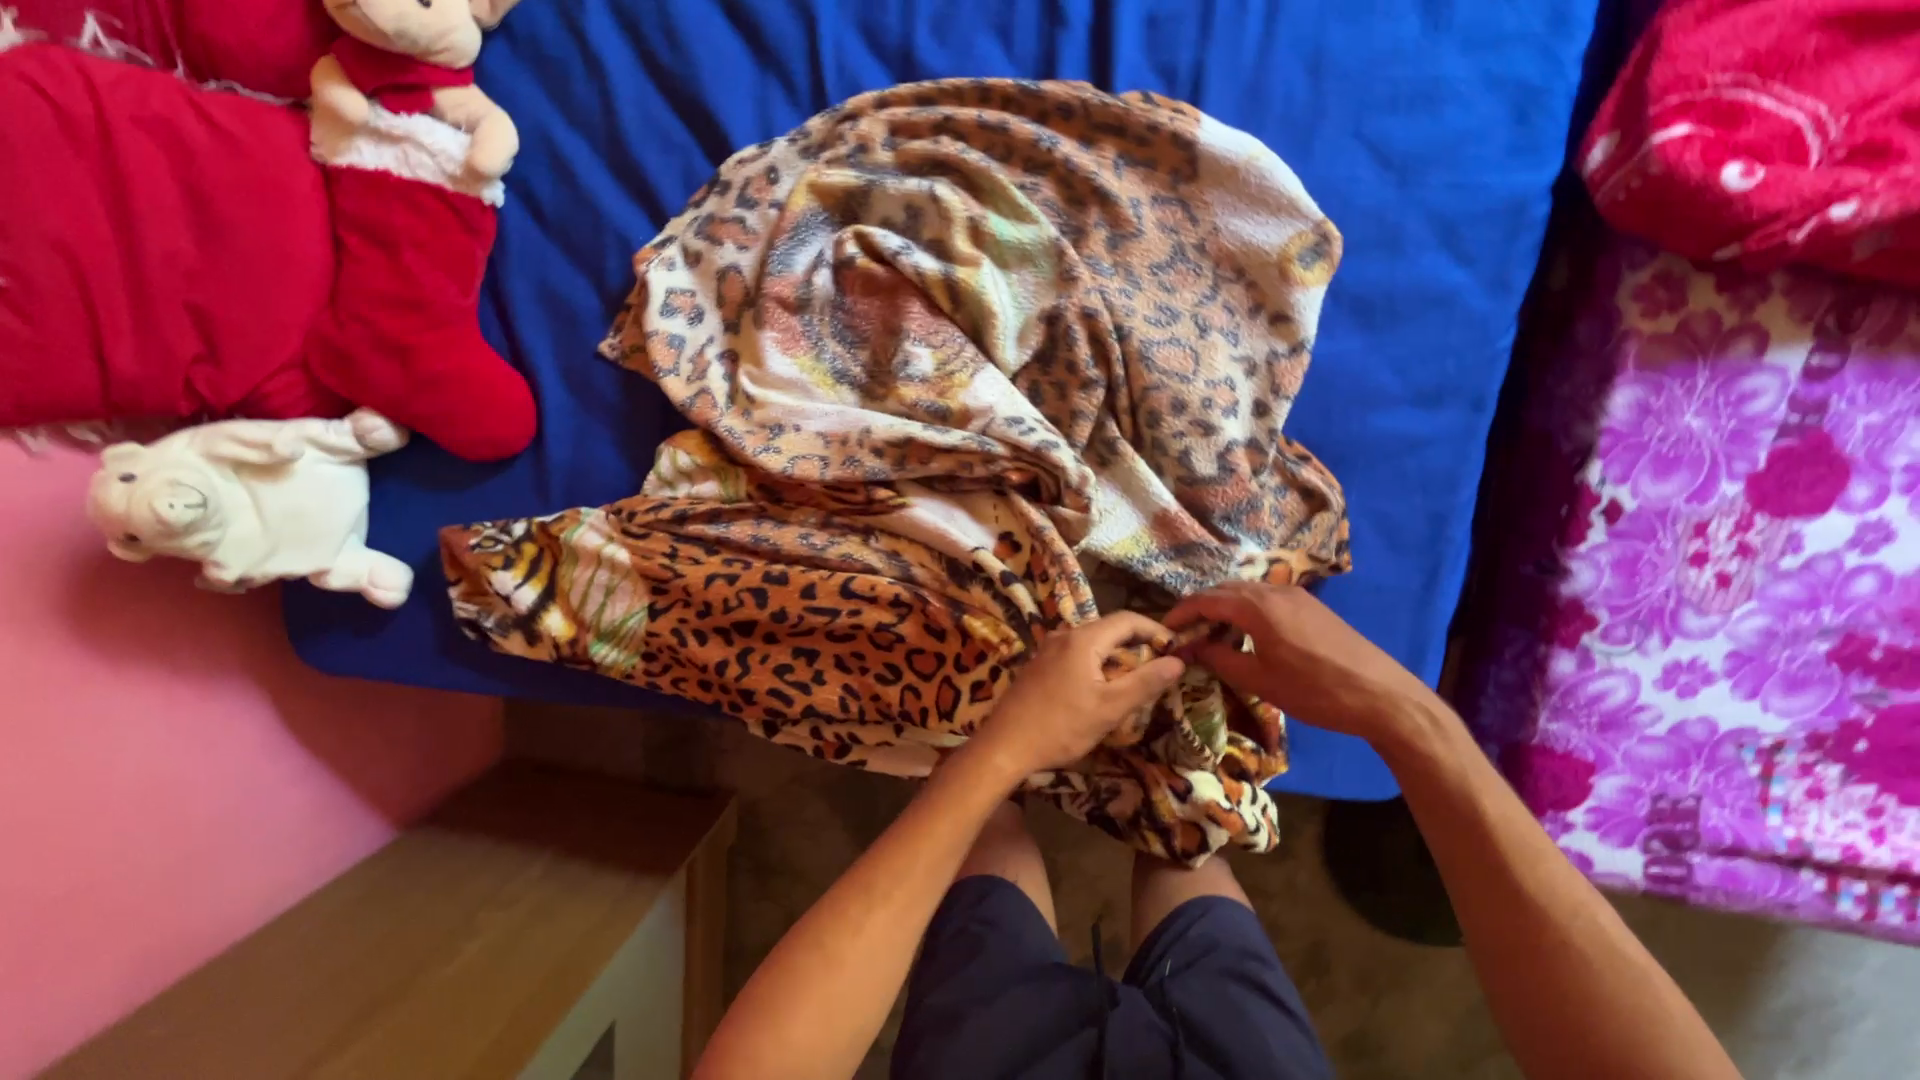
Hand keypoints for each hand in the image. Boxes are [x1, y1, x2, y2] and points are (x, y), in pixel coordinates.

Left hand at [971, 612, 1185, 777]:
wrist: (1005, 746)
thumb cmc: (1061, 727)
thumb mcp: (1110, 708)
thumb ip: (1145, 682)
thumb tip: (1177, 661)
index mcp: (1083, 639)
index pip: (1128, 620)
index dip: (1156, 630)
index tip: (1177, 650)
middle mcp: (1064, 636)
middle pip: (1110, 629)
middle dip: (1139, 645)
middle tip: (1161, 668)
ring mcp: (1049, 650)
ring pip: (1094, 643)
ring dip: (1118, 657)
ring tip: (1138, 680)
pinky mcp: (1040, 666)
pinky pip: (1078, 655)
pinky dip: (1098, 664)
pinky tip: (1104, 689)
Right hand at [1166, 582, 1435, 744]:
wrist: (1383, 696)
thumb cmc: (1315, 691)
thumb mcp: (1259, 680)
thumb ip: (1219, 658)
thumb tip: (1190, 646)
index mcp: (1258, 606)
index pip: (1206, 599)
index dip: (1181, 613)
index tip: (1163, 629)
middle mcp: (1275, 591)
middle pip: (1225, 590)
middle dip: (1200, 608)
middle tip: (1183, 633)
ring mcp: (1297, 596)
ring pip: (1247, 593)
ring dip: (1224, 609)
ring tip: (1210, 636)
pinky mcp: (1312, 607)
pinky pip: (1267, 599)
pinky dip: (1246, 611)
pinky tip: (1245, 636)